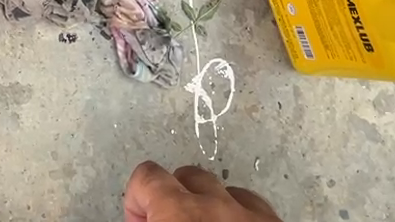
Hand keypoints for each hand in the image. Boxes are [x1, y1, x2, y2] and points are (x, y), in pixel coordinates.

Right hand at [124, 162, 282, 221]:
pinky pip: (258, 208)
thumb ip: (142, 220)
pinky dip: (244, 215)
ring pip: (228, 189)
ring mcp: (253, 216)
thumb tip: (137, 215)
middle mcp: (217, 205)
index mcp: (179, 210)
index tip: (138, 218)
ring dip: (212, 203)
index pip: (147, 176)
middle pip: (188, 176)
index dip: (137, 197)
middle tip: (169, 221)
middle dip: (176, 195)